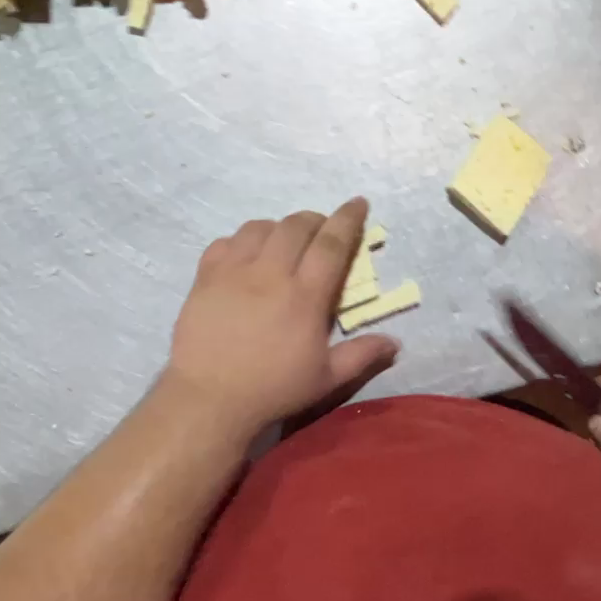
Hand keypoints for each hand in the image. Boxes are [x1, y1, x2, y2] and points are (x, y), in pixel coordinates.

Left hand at [162, 199, 399, 432]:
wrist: (211, 397)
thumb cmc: (273, 390)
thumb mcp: (326, 379)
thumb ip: (361, 355)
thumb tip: (395, 343)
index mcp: (305, 297)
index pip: (332, 244)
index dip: (348, 219)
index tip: (358, 203)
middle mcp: (270, 274)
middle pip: (296, 226)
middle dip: (315, 220)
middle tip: (321, 231)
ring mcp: (234, 272)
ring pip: (259, 228)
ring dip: (278, 227)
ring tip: (283, 241)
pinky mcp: (205, 277)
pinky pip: (225, 242)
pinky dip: (241, 241)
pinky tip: (246, 255)